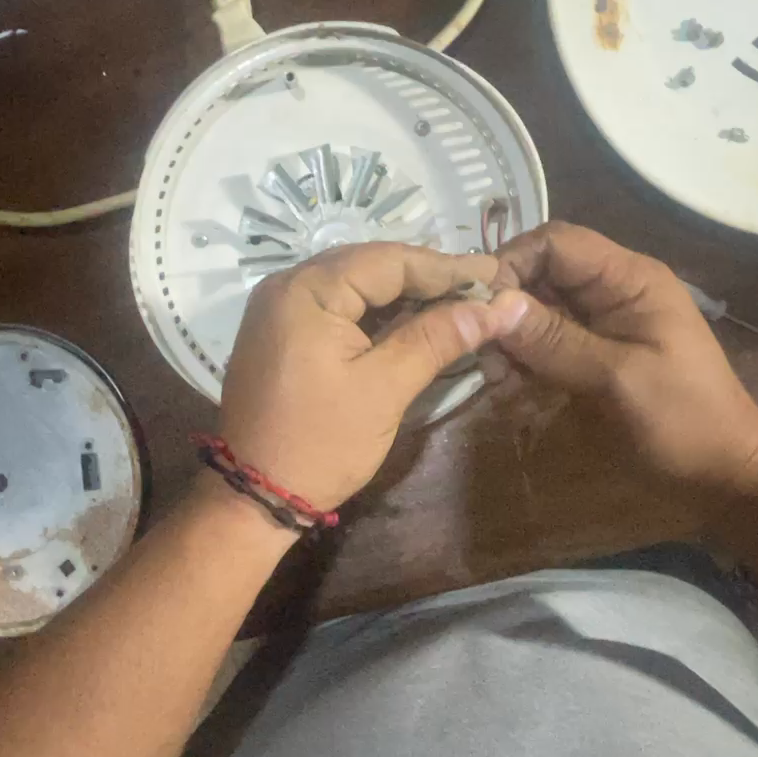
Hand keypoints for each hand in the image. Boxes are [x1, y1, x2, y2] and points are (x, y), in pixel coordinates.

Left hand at [217, 243, 521, 510]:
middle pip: (369, 266)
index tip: (495, 275)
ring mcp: (278, 310)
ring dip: (403, 296)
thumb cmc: (321, 443)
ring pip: (353, 287)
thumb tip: (501, 306)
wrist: (256, 496)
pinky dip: (374, 315)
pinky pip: (335, 309)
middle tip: (480, 289)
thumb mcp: (385, 389)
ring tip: (455, 303)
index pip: (388, 260)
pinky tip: (410, 323)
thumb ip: (438, 339)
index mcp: (306, 290)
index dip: (446, 267)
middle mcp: (286, 286)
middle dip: (426, 278)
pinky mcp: (280, 335)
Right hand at [491, 222, 757, 498]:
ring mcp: (596, 327)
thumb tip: (494, 305)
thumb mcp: (619, 379)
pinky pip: (540, 347)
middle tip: (486, 356)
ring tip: (499, 382)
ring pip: (532, 314)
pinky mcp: (586, 359)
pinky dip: (520, 365)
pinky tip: (512, 393)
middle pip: (538, 276)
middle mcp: (608, 293)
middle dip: (505, 310)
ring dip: (508, 343)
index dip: (512, 264)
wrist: (719, 475)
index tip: (479, 309)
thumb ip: (556, 341)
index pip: (555, 243)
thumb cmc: (683, 421)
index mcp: (628, 280)